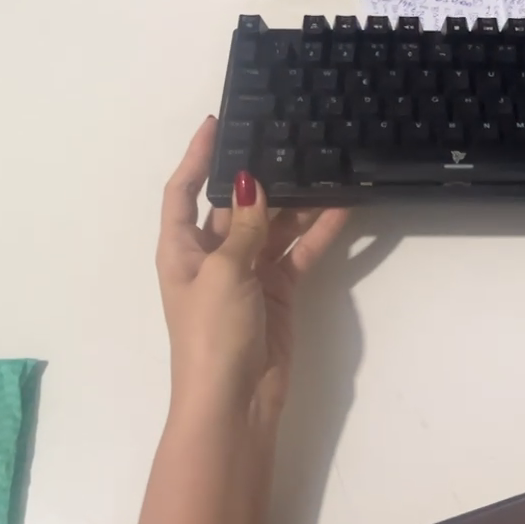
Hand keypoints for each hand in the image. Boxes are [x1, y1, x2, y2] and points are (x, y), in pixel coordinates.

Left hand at [157, 118, 348, 425]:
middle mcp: (213, 255)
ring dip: (296, 202)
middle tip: (287, 139)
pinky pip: (299, 251)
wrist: (235, 400)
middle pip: (236, 204)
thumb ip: (242, 227)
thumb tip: (250, 183)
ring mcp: (249, 273)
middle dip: (259, 175)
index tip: (215, 123)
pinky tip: (341, 209)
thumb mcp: (223, 273)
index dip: (196, 156)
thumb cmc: (212, 334)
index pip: (184, 191)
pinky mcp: (279, 290)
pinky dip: (318, 233)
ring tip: (322, 167)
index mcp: (182, 248)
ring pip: (274, 226)